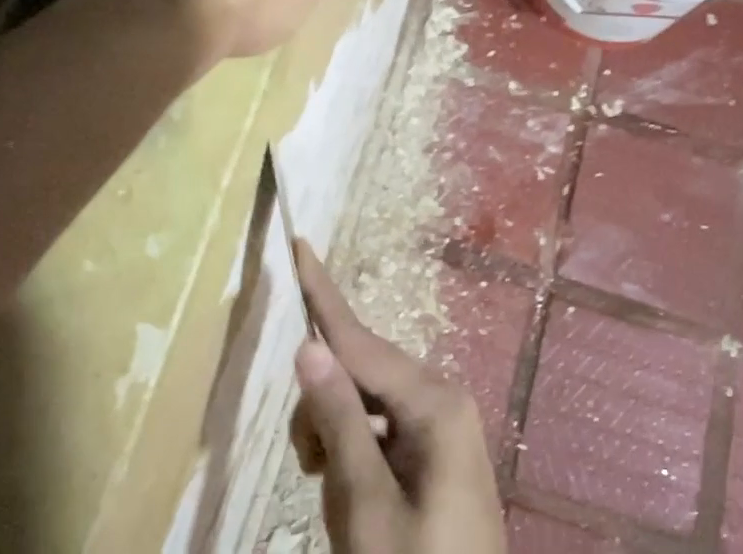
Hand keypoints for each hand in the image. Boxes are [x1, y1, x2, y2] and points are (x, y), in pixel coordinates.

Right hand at [292, 240, 506, 553]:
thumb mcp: (364, 499)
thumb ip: (337, 418)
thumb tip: (309, 346)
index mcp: (434, 402)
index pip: (361, 339)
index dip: (323, 294)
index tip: (300, 244)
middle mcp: (442, 399)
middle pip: (360, 371)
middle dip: (322, 405)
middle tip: (308, 466)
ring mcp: (442, 426)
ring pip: (364, 403)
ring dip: (335, 435)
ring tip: (333, 493)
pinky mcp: (436, 451)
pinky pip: (380, 428)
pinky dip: (354, 450)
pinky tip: (351, 491)